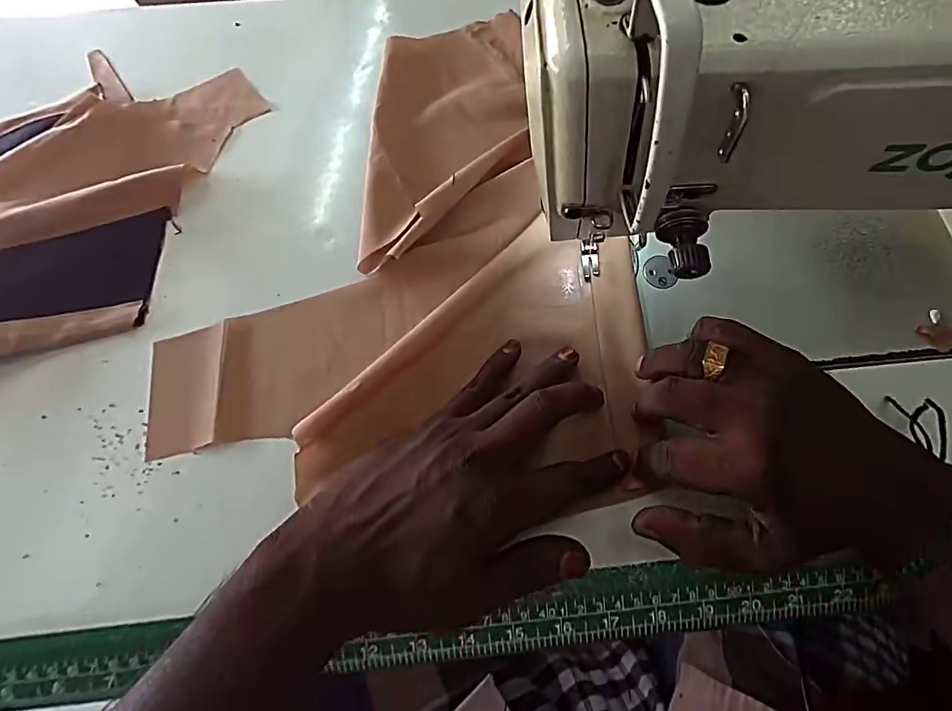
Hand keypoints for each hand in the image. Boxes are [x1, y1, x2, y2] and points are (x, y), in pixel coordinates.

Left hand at [259, 340, 630, 636]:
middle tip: (597, 390)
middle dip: (573, 399)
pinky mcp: (428, 424)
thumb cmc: (400, 586)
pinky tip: (508, 352)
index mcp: (496, 504)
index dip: (597, 470)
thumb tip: (580, 556)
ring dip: (542, 373)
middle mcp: (481, 457)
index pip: (563, 482)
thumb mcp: (468, 599)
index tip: (622, 457)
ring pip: (509, 394)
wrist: (330, 557)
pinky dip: (493, 369)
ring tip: (567, 355)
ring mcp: (453, 434)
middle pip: (539, 415)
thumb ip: (525, 572)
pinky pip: (470, 389)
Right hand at [630, 317, 951, 572]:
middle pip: (670, 394)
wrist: (886, 486)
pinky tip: (692, 355)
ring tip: (647, 373)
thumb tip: (643, 520)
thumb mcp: (764, 553)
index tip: (646, 463)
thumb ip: (699, 541)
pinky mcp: (779, 356)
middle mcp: (750, 412)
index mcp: (746, 465)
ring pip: (689, 353)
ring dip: (660, 363)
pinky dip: (698, 338)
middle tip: (644, 416)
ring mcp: (764, 376)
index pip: (669, 456)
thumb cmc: (823, 521)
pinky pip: (722, 331)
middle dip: (646, 407)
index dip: (647, 461)